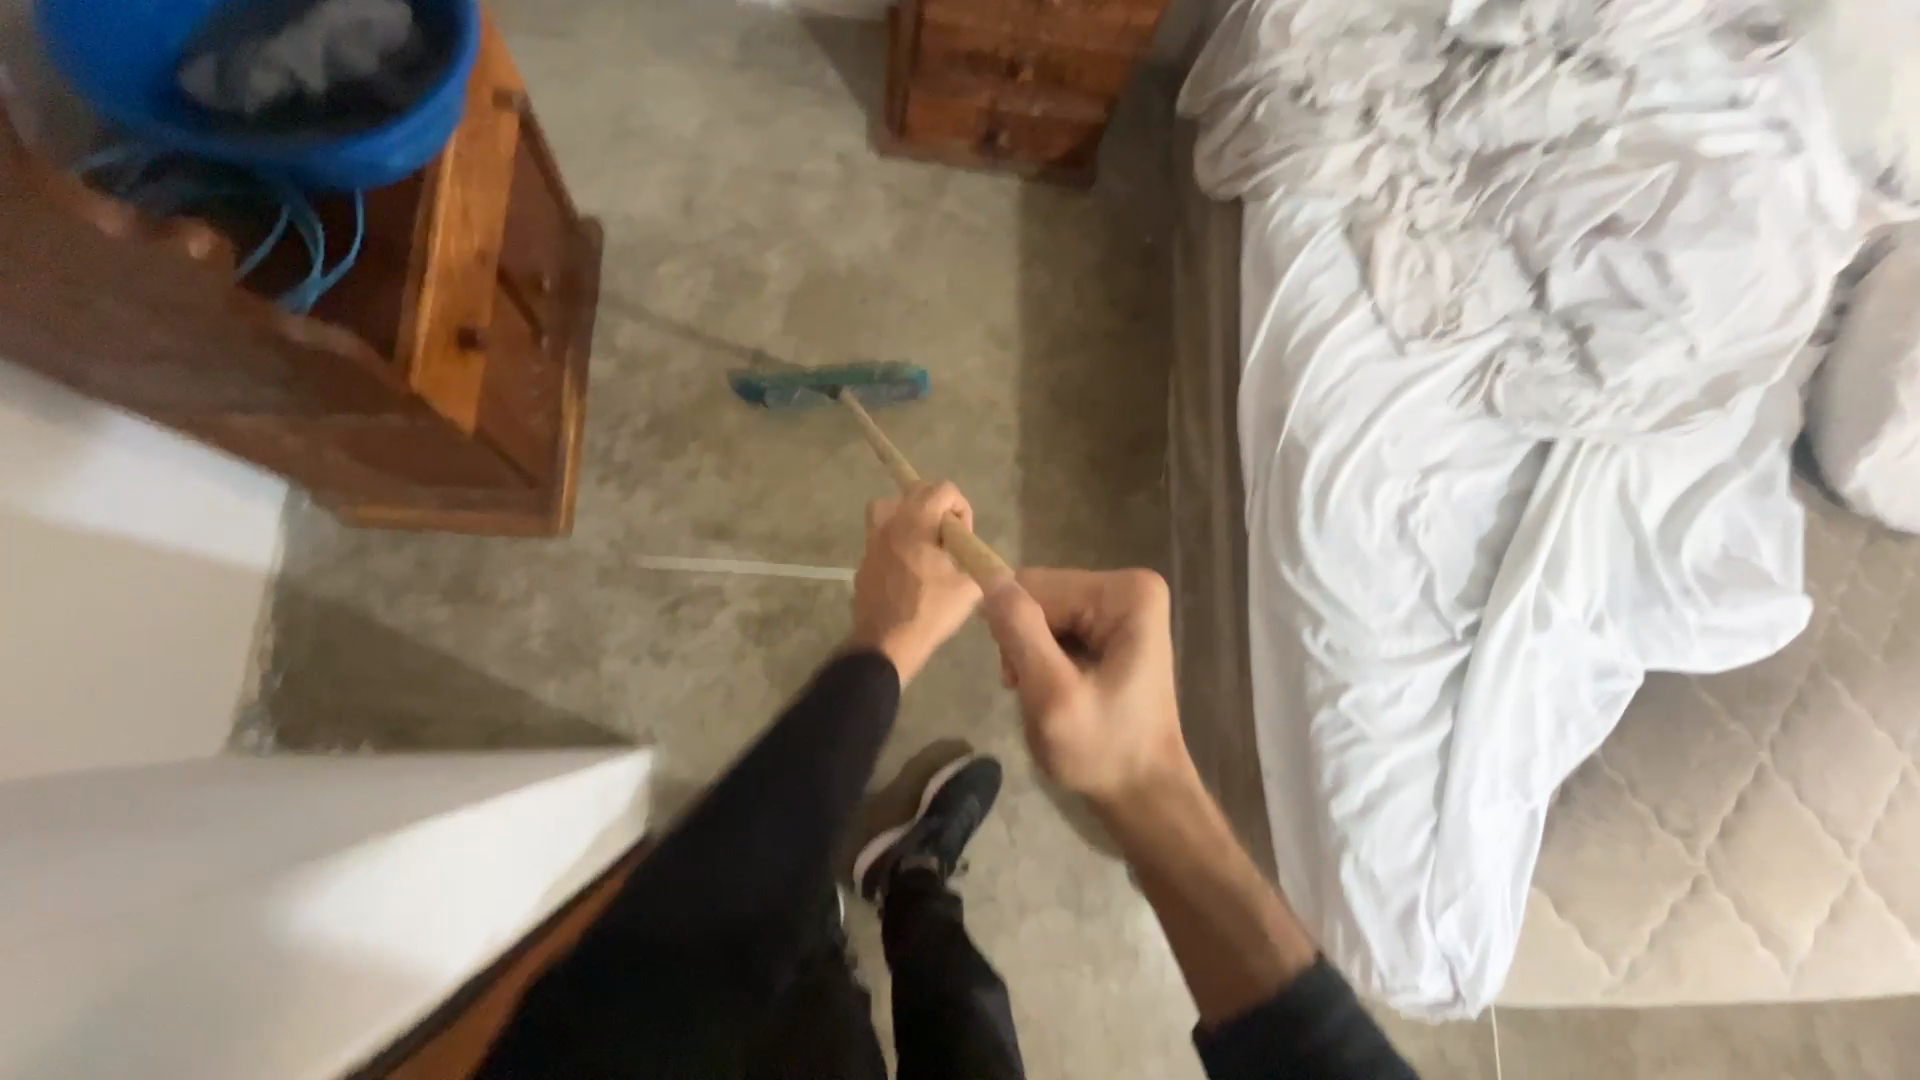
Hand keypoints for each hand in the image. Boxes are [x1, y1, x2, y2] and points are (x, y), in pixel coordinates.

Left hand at [848, 482, 983, 684]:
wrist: (885, 642)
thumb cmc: (929, 611)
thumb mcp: (968, 590)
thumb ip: (979, 565)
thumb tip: (984, 562)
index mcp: (916, 522)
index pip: (943, 489)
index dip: (961, 508)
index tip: (963, 536)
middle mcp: (890, 522)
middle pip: (915, 492)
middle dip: (937, 509)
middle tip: (948, 539)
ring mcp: (872, 540)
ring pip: (888, 508)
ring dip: (909, 516)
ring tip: (923, 543)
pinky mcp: (863, 560)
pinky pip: (880, 535)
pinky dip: (895, 540)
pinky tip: (907, 568)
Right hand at [981, 568, 1190, 804]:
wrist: (1143, 793)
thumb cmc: (1102, 751)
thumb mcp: (1052, 695)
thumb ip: (1020, 632)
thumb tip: (990, 577)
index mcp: (1126, 594)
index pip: (1035, 586)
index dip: (1016, 631)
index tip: (1021, 680)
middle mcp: (1130, 587)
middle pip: (1041, 595)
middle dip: (1026, 643)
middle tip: (1034, 693)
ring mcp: (1124, 606)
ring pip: (1043, 612)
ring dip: (1032, 654)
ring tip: (1047, 697)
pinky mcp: (1114, 626)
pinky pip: (1056, 626)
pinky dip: (1045, 658)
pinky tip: (1058, 690)